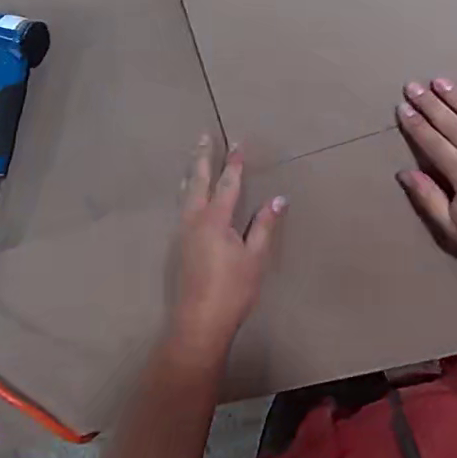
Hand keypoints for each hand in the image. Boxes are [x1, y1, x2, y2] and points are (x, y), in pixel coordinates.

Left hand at [170, 136, 285, 360]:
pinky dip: (186, 191)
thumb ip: (264, 226)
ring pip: (186, 192)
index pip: (227, 183)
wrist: (198, 321)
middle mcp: (194, 218)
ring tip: (193, 158)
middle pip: (198, 180)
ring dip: (192, 171)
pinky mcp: (178, 244)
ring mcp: (182, 231)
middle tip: (203, 136)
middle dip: (203, 157)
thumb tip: (278, 198)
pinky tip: (187, 195)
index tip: (237, 143)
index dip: (234, 163)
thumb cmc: (232, 290)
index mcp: (215, 218)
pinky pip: (181, 205)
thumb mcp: (255, 258)